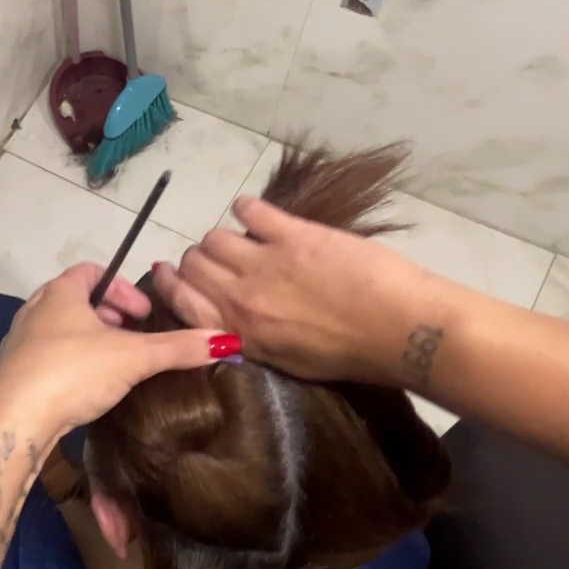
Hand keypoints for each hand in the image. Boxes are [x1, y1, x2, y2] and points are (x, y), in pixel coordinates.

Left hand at [0, 263, 231, 436]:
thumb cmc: (73, 372)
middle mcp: (35, 309)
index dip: (123, 288)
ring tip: (113, 362)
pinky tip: (85, 387)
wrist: (14, 418)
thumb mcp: (133, 358)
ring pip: (60, 329)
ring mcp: (19, 341)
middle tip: (131, 336)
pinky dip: (70, 361)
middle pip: (76, 299)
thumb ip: (178, 348)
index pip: (93, 271)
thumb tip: (228, 340)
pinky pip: (47, 355)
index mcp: (60, 292)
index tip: (144, 315)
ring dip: (89, 339)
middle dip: (109, 315)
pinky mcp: (13, 372)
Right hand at [152, 196, 459, 386]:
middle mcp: (240, 297)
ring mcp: (265, 262)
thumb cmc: (348, 355)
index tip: (166, 271)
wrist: (402, 331)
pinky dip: (248, 208)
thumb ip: (246, 336)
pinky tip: (255, 212)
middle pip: (194, 263)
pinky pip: (252, 210)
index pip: (181, 298)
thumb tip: (224, 316)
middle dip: (198, 259)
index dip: (168, 281)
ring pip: (215, 236)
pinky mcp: (293, 235)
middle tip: (216, 259)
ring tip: (243, 239)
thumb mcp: (283, 360)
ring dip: (223, 236)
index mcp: (237, 331)